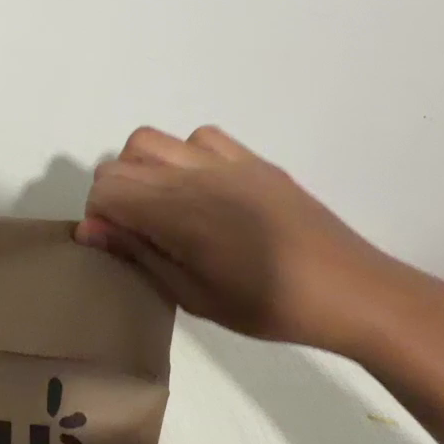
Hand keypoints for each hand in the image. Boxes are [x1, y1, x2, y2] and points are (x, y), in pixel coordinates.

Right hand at [75, 126, 443, 354]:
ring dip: (143, 169)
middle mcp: (195, 176)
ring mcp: (227, 163)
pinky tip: (203, 190)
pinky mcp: (254, 162)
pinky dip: (186, 156)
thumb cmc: (266, 306)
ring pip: (152, 141)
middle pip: (120, 161)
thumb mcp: (192, 295)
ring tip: (164, 205)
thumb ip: (137, 254)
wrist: (354, 293)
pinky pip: (200, 137)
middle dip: (115, 193)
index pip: (105, 188)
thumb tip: (89, 229)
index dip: (100, 217)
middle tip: (138, 231)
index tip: (120, 245)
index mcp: (178, 212)